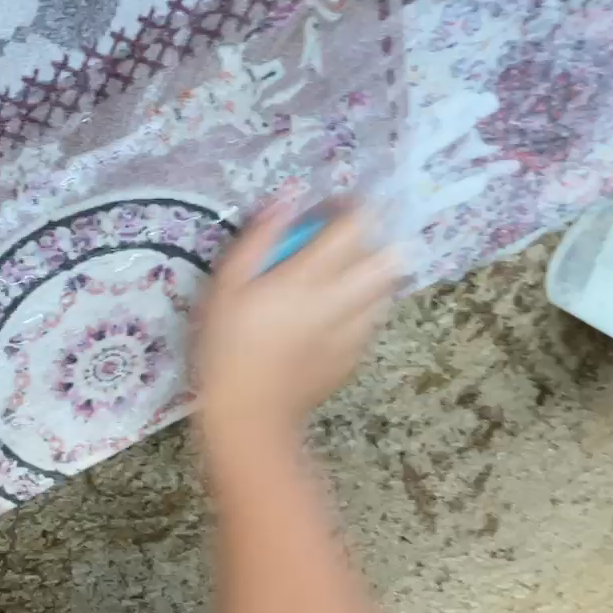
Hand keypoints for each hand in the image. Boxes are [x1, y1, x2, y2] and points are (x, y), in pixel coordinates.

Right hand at [196, 200, 401, 433]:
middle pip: (388, 253)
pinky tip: (328, 315)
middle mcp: (344, 298)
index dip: (349, 207)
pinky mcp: (357, 352)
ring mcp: (357, 328)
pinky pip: (373, 315)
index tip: (326, 210)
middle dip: (370, 239)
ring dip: (370, 271)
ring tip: (336, 277)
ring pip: (387, 284)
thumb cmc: (224, 347)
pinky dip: (361, 304)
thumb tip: (287, 198)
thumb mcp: (224, 287)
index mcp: (309, 276)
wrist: (248, 414)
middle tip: (335, 245)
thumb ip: (258, 239)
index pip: (356, 223)